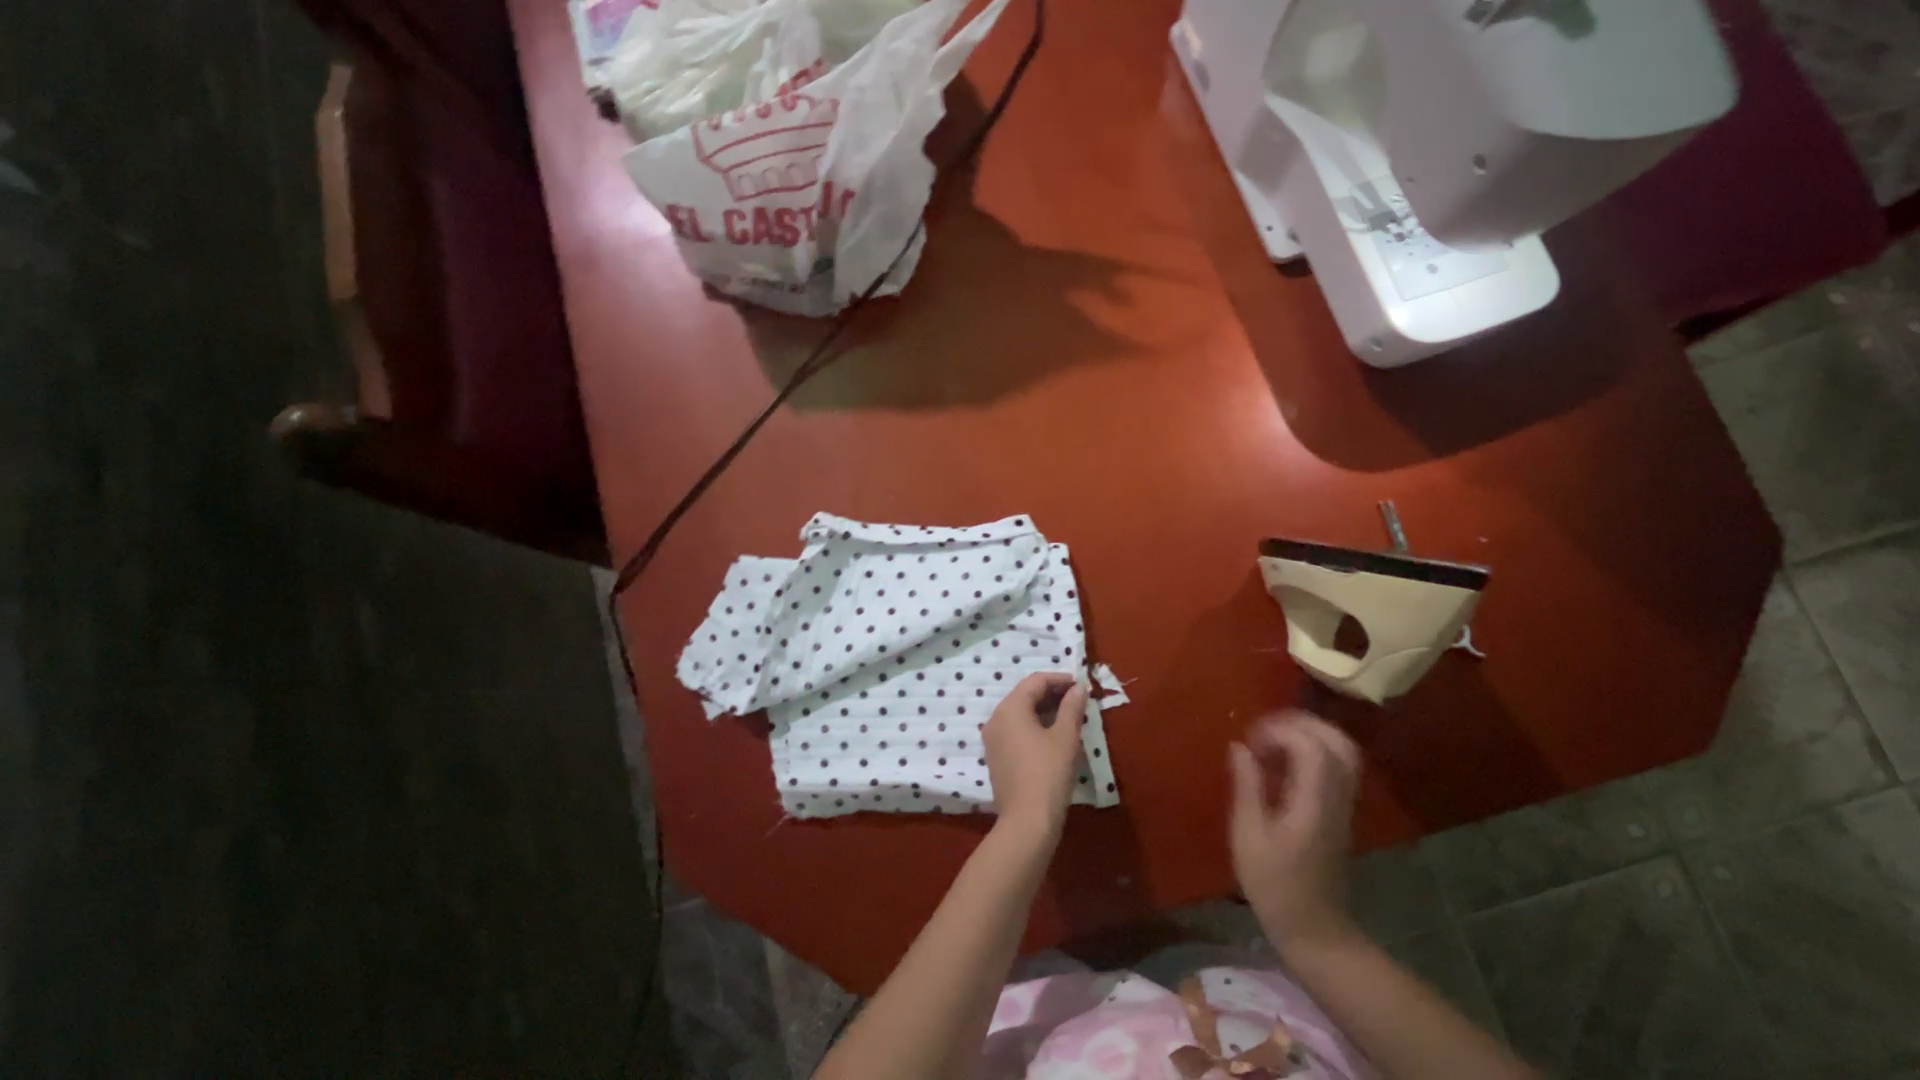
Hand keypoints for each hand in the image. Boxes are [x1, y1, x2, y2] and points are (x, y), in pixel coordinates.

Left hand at [983, 673, 1087, 836]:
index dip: (1060, 679)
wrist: (1027, 820)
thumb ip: (1072, 707)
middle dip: (1052, 695)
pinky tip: (1053, 737)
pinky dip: (1034, 727)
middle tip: (1078, 702)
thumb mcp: (1065, 737)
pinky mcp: (996, 757)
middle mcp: (995, 719)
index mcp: (1010, 709)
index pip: (1035, 681)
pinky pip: (1015, 732)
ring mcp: (992, 740)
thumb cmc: (1049, 773)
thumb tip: (1079, 687)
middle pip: (1024, 695)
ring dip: (1044, 711)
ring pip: (1020, 714)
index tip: (1081, 685)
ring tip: (1070, 718)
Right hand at [1229, 711, 1362, 953]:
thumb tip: (1240, 747)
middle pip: (1337, 741)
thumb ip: (1247, 787)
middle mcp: (1337, 797)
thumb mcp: (1248, 837)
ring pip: (1343, 751)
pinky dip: (1314, 751)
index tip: (1250, 740)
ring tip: (1273, 741)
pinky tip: (1284, 763)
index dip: (1280, 731)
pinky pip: (1338, 767)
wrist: (1314, 928)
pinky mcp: (1342, 812)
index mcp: (1313, 802)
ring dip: (1310, 735)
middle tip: (1264, 729)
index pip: (1311, 747)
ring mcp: (1345, 804)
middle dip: (1301, 723)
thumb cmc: (1274, 886)